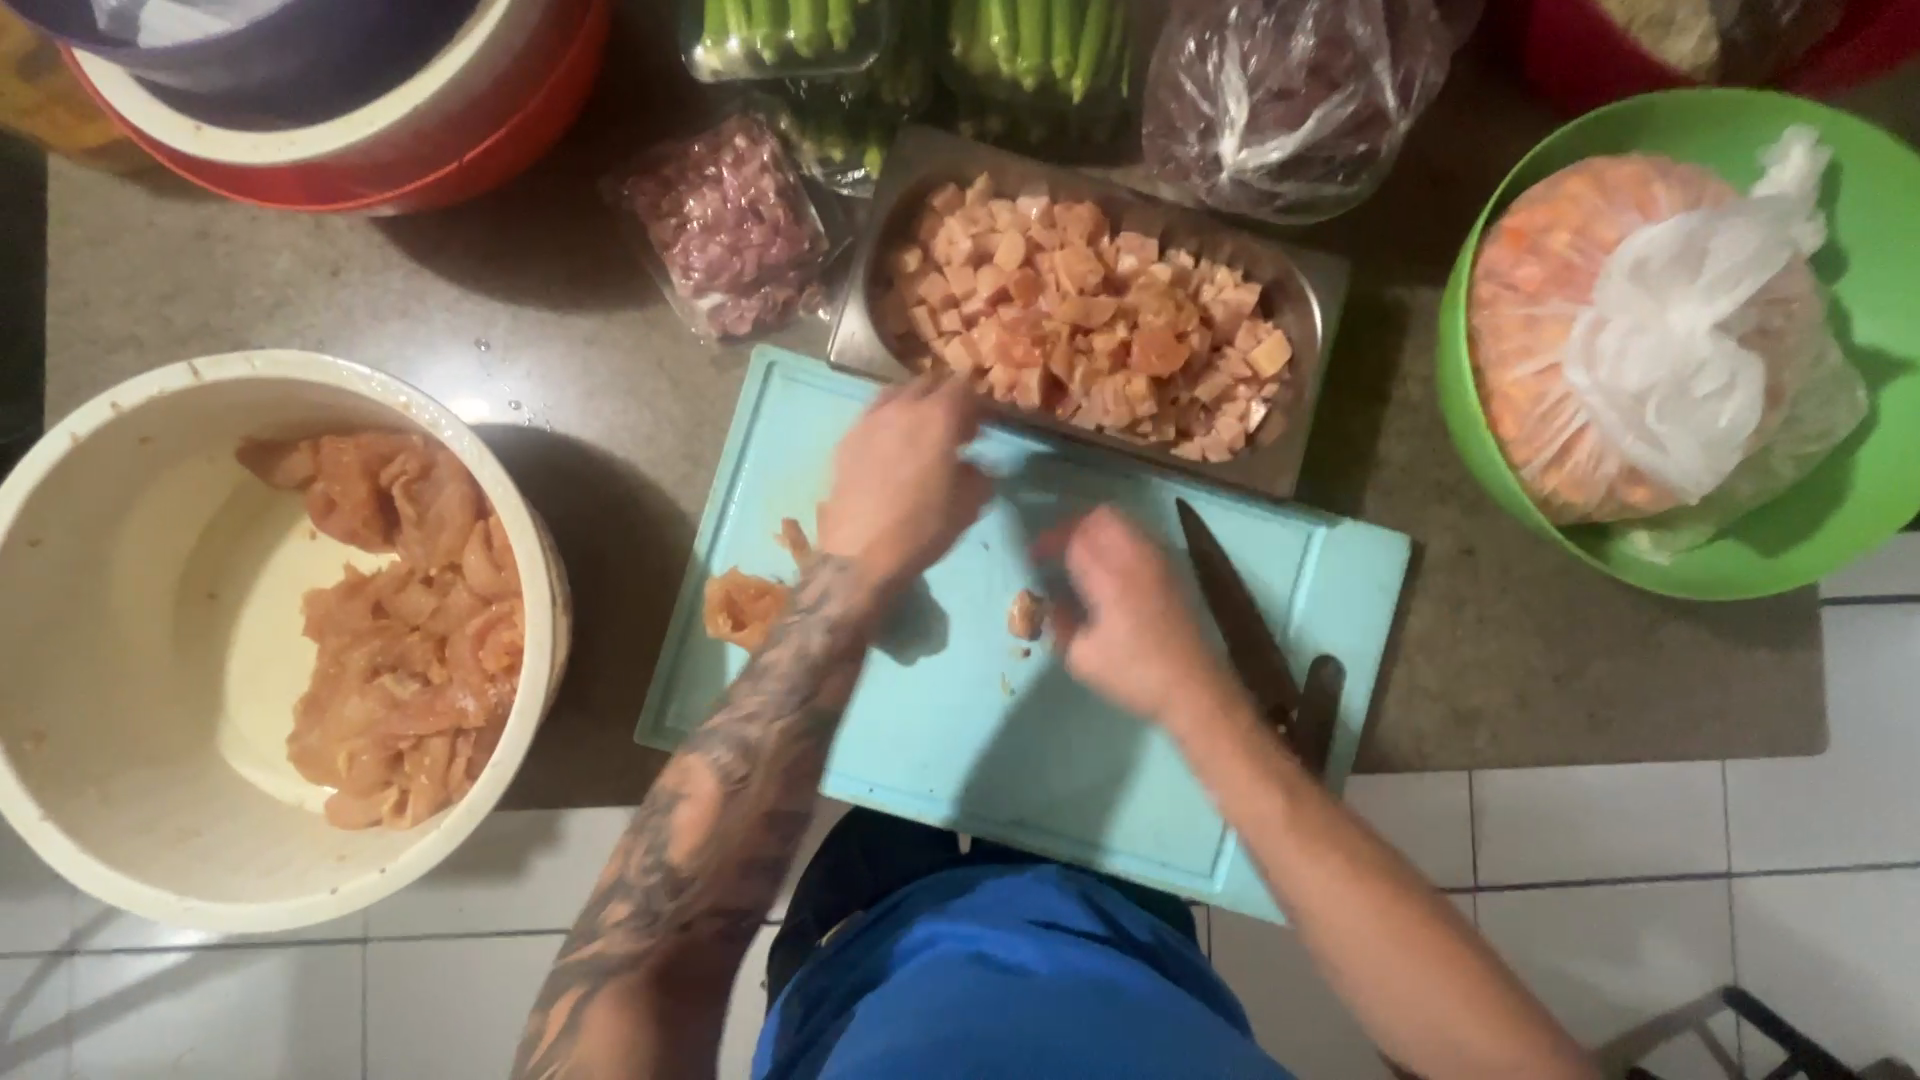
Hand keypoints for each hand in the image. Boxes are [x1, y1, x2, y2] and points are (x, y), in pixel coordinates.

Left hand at [818, 376, 992, 597]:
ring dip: (913, 407)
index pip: (962, 387)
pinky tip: (889, 451)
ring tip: (918, 436)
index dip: (975, 403)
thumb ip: (980, 476)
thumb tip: (977, 465)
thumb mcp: (968, 506)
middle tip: (953, 431)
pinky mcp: (845, 440)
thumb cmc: (923, 528)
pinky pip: (872, 417)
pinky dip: (887, 423)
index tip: (980, 427)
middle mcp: (901, 408)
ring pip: (895, 395)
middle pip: (927, 384)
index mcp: (937, 417)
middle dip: (944, 400)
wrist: (860, 554)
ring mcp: (868, 421)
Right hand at [1038, 506, 1244, 727]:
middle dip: (1072, 527)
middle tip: (1056, 550)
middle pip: (1100, 516)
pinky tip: (1109, 570)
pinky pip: (1139, 537)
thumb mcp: (1081, 657)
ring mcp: (1160, 560)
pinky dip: (1117, 541)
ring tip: (1080, 557)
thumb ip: (1058, 622)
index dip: (1048, 541)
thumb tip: (1049, 601)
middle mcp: (1137, 557)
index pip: (1073, 536)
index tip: (1033, 556)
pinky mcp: (1173, 570)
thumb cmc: (1135, 675)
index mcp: (1110, 575)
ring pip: (1123, 522)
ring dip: (1096, 531)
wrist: (1196, 689)